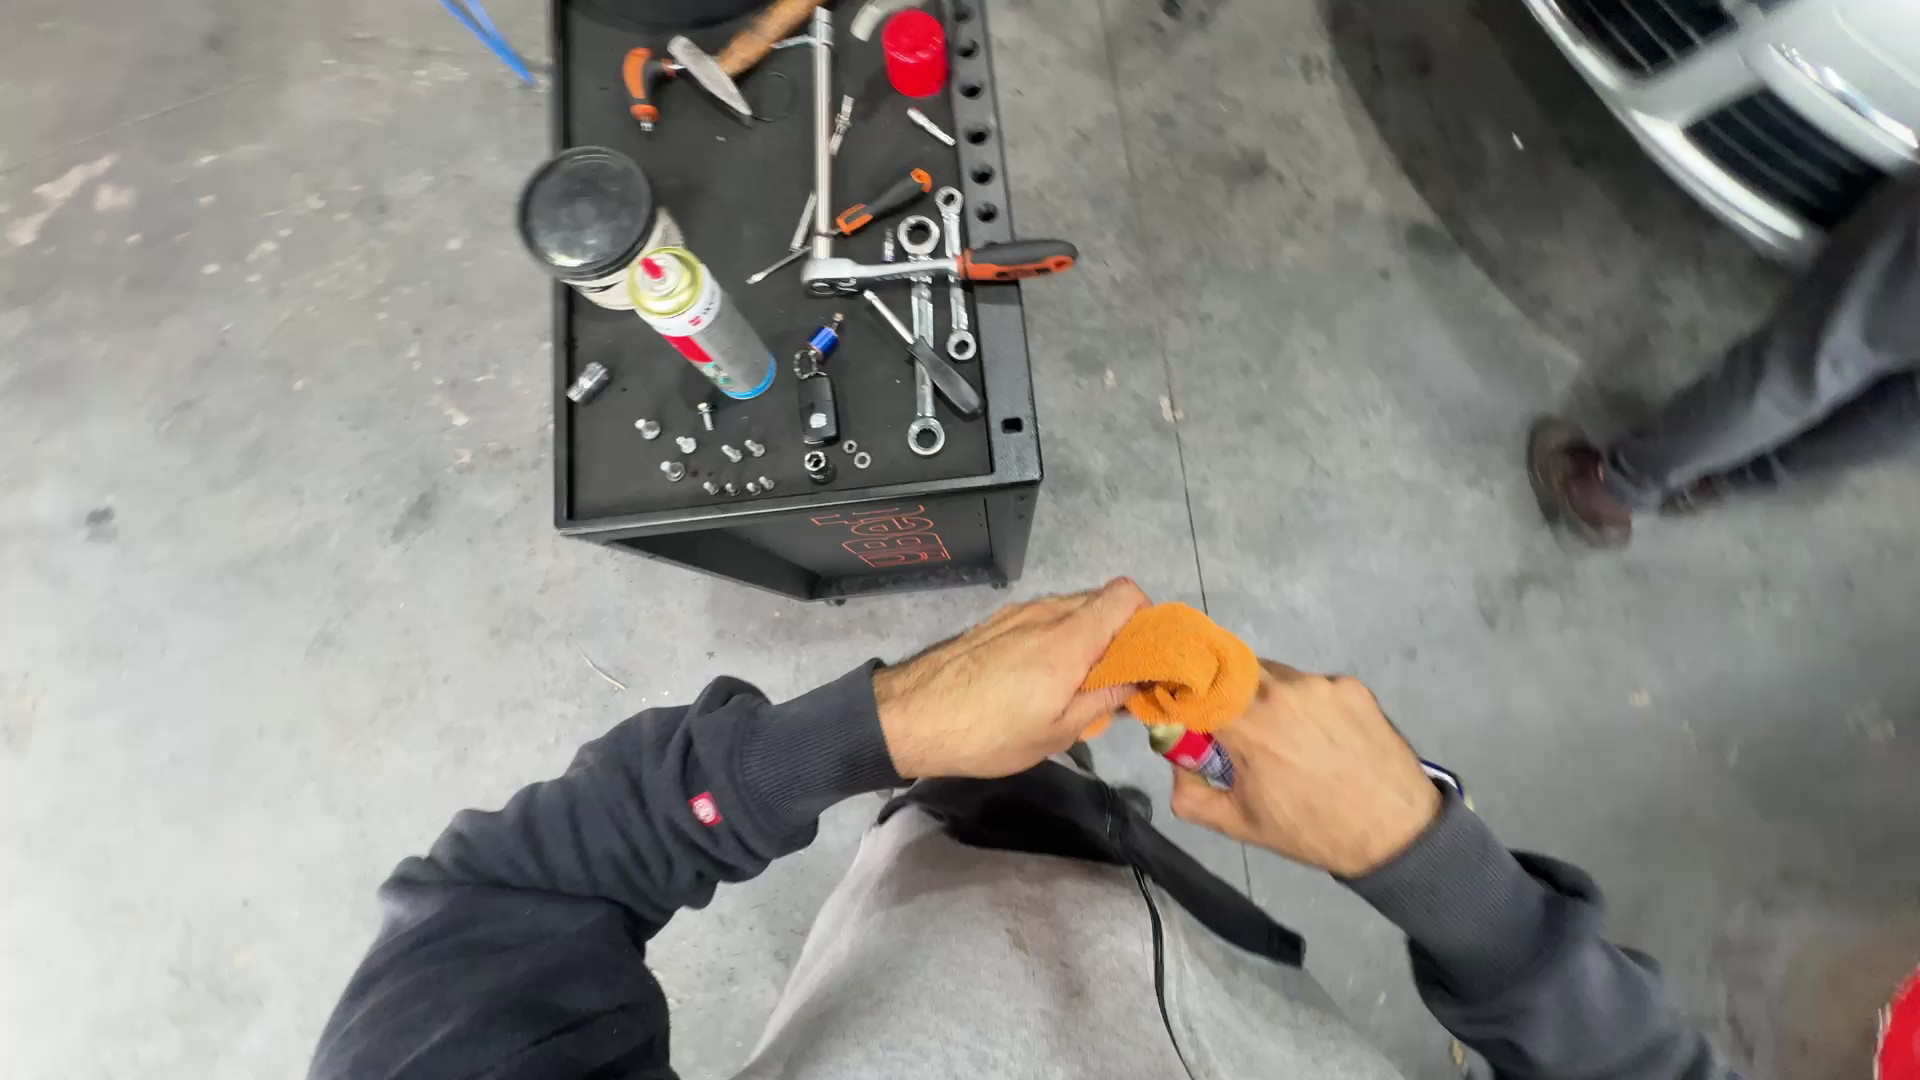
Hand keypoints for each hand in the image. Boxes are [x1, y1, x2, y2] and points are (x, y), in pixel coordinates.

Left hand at [874, 578, 1149, 778]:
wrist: (912, 716)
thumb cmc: (989, 733)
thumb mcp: (1057, 732)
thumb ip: (1104, 700)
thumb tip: (1140, 679)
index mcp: (1069, 638)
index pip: (1125, 594)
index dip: (1146, 617)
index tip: (1147, 655)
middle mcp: (1046, 612)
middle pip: (1102, 602)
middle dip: (1120, 634)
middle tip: (1118, 677)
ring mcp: (1018, 613)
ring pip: (1072, 610)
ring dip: (1088, 638)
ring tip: (1079, 682)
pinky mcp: (997, 621)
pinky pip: (1044, 618)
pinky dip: (1059, 638)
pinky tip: (1044, 676)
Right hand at [1170, 660, 1441, 877]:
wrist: (1399, 835)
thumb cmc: (1310, 830)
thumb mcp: (1237, 824)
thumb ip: (1187, 793)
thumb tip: (1174, 760)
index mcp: (1245, 723)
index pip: (1192, 684)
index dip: (1184, 694)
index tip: (1185, 711)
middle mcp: (1278, 690)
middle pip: (1229, 671)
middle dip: (1224, 692)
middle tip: (1237, 727)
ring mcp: (1318, 683)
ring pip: (1271, 674)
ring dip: (1265, 695)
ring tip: (1287, 735)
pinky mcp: (1350, 684)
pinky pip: (1311, 683)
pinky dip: (1306, 703)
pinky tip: (1323, 735)